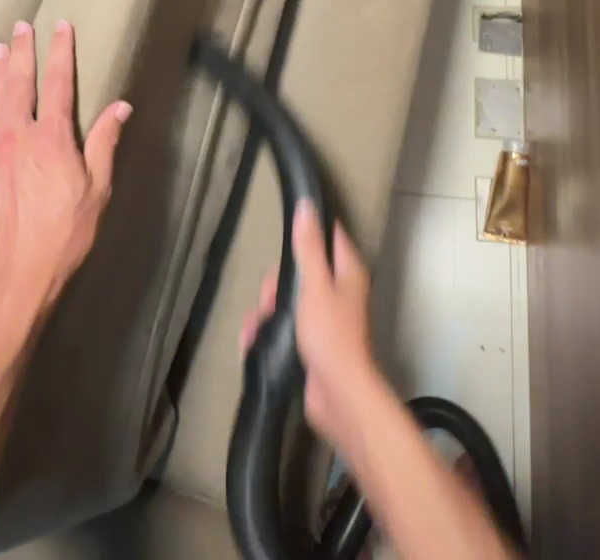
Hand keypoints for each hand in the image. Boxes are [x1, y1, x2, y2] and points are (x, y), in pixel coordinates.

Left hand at [0, 20, 129, 318]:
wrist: (12, 274)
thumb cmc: (64, 234)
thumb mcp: (97, 191)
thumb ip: (104, 144)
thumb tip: (120, 107)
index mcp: (53, 138)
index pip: (59, 84)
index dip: (61, 52)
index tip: (60, 27)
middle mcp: (17, 134)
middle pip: (20, 82)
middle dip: (22, 51)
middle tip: (21, 27)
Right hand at [238, 199, 384, 451]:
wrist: (336, 394)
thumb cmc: (329, 334)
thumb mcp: (314, 284)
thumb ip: (308, 247)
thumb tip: (306, 205)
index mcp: (346, 272)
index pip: (328, 237)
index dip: (306, 234)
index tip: (284, 240)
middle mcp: (338, 290)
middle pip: (299, 271)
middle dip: (276, 285)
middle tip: (269, 298)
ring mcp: (323, 318)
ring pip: (286, 300)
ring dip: (266, 311)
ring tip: (255, 325)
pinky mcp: (310, 341)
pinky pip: (283, 326)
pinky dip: (267, 331)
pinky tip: (252, 339)